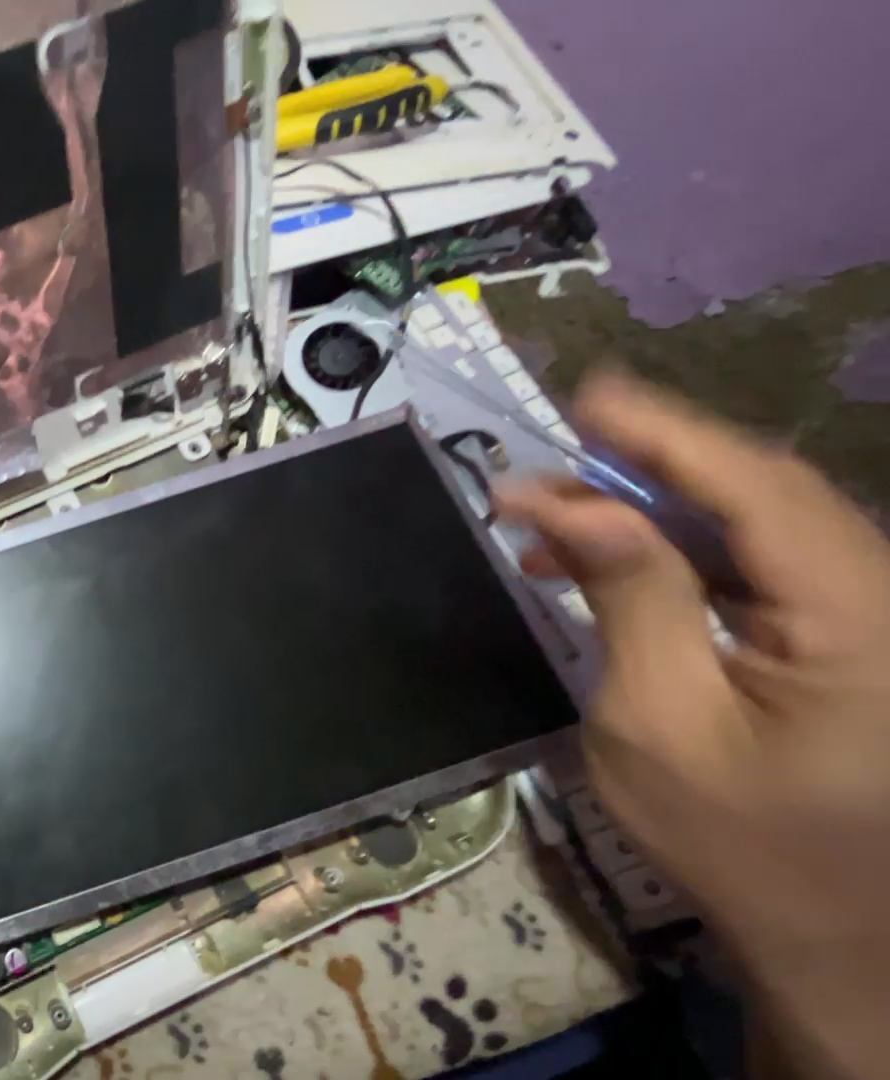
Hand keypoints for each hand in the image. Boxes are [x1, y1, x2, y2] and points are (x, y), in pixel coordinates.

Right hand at [497, 370, 889, 1077]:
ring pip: (755, 531)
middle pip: (762, 499)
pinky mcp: (847, 645)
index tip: (586, 396)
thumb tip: (574, 505)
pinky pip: (757, 573)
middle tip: (537, 475)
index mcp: (861, 619)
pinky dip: (673, 559)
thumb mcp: (658, 719)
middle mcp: (884, 602)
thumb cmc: (737, 839)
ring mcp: (871, 624)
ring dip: (645, 517)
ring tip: (543, 528)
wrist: (839, 940)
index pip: (760, 489)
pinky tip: (599, 569)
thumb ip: (630, 598)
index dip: (669, 433)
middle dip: (641, 472)